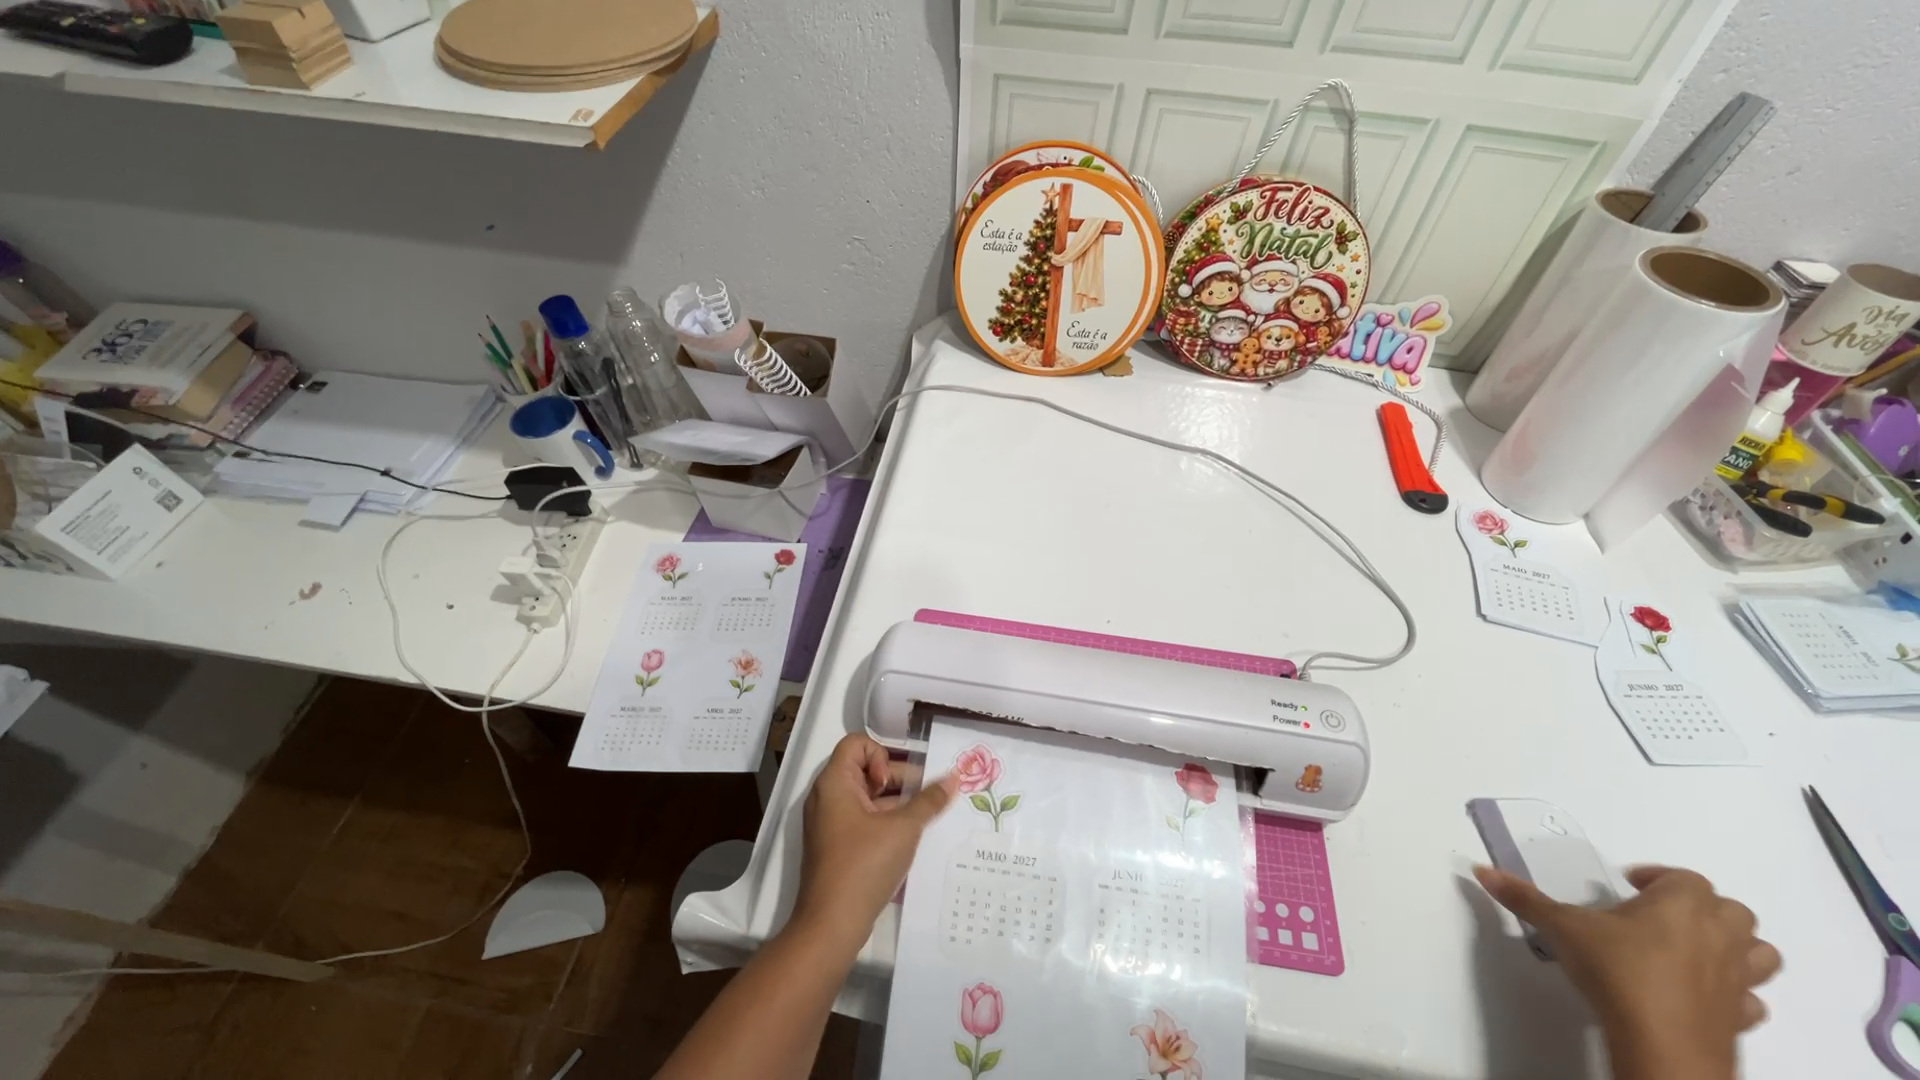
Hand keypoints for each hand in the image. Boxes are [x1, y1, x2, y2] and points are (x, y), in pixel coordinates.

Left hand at [790, 734, 957, 952]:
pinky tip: (910, 840)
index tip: (896, 785)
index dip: (882, 755)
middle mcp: (827, 798)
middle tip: (926, 799)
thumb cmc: (864, 865)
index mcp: (834, 783)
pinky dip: (886, 823)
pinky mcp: (836, 847)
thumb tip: (954, 778)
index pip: (857, 744)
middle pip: (864, 769)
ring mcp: (830, 824)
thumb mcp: (904, 829)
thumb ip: (930, 800)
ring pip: (867, 798)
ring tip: (926, 819)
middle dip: (898, 779)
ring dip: (896, 803)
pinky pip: (863, 821)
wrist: (831, 924)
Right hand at [1475, 865, 1781, 1078]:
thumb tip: (1482, 871)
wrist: (1661, 1043)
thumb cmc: (1617, 971)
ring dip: (1734, 946)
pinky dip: (1735, 992)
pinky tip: (1703, 994)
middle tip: (1660, 915)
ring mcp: (1738, 979)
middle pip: (1731, 910)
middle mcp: (1719, 935)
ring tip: (1692, 949)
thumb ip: (1525, 899)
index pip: (1684, 878)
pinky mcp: (1741, 1017)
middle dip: (1702, 908)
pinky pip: (1751, 998)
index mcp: (1682, 905)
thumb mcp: (1561, 928)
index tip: (1630, 884)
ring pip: (1759, 952)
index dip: (1658, 877)